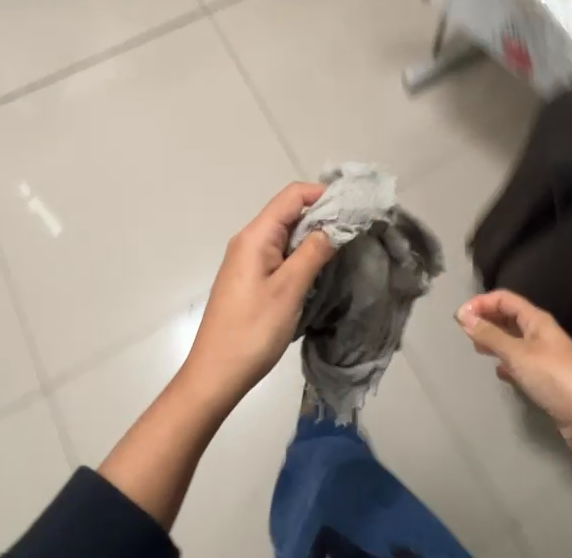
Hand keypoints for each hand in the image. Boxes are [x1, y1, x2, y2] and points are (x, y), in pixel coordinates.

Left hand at [180, 183, 336, 406]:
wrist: (215, 375)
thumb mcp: (289, 289)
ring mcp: (248, 261)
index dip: (324, 195)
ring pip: (286, 234)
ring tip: (344, 249)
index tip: (354, 208)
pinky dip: (302, 255)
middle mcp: (249, 241)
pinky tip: (320, 270)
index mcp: (256, 236)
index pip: (292, 195)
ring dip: (314, 237)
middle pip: (290, 212)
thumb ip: (313, 252)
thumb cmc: (253, 331)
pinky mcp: (251, 279)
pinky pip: (280, 254)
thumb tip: (335, 224)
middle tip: (356, 230)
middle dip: (323, 215)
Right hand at [461, 290, 571, 539]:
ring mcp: (547, 355)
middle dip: (487, 319)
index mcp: (537, 320)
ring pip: (515, 339)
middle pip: (510, 317)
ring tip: (478, 349)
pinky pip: (523, 361)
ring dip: (496, 340)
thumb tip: (464, 316)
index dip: (481, 302)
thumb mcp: (517, 354)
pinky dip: (508, 361)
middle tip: (466, 333)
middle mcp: (543, 333)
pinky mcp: (549, 377)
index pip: (505, 298)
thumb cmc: (553, 377)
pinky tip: (500, 372)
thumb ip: (490, 335)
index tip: (460, 318)